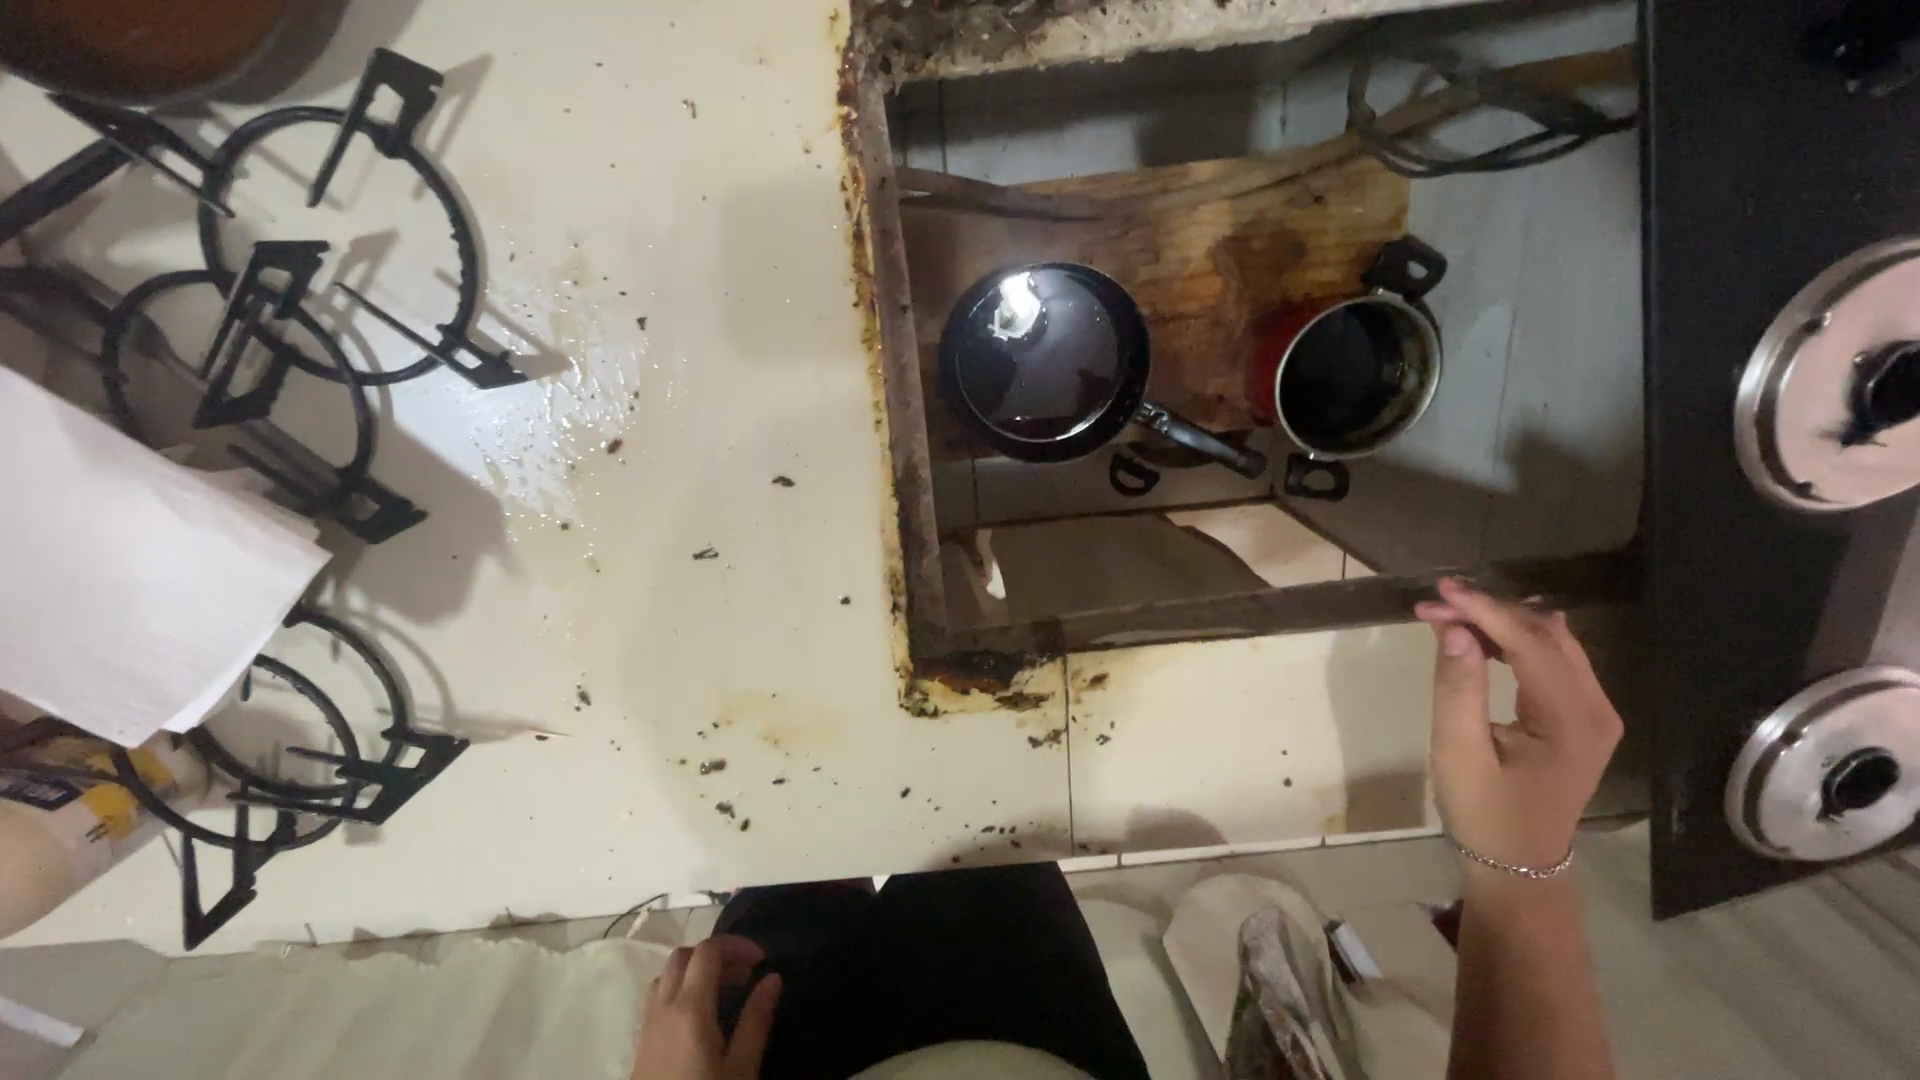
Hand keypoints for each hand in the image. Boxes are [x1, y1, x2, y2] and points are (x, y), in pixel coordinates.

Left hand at [632, 936, 781, 1079]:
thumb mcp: (741, 1069)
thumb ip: (756, 1019)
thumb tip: (772, 979)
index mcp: (689, 1009)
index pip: (708, 952)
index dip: (736, 945)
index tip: (761, 961)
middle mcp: (663, 1010)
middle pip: (682, 956)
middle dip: (715, 955)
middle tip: (744, 975)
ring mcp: (647, 1028)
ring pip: (665, 976)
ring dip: (694, 972)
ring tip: (723, 993)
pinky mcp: (641, 1047)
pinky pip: (657, 1000)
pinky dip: (680, 991)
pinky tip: (701, 1018)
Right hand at [1414, 578, 1622, 874]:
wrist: (1517, 863)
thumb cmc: (1485, 812)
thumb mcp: (1458, 752)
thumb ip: (1458, 690)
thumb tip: (1456, 631)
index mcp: (1573, 719)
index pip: (1529, 642)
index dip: (1483, 610)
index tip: (1437, 592)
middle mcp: (1596, 708)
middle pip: (1546, 635)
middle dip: (1488, 612)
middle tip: (1432, 606)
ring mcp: (1593, 713)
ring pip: (1550, 644)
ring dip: (1499, 624)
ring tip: (1447, 618)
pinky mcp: (1579, 718)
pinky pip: (1549, 662)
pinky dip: (1511, 643)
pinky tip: (1478, 641)